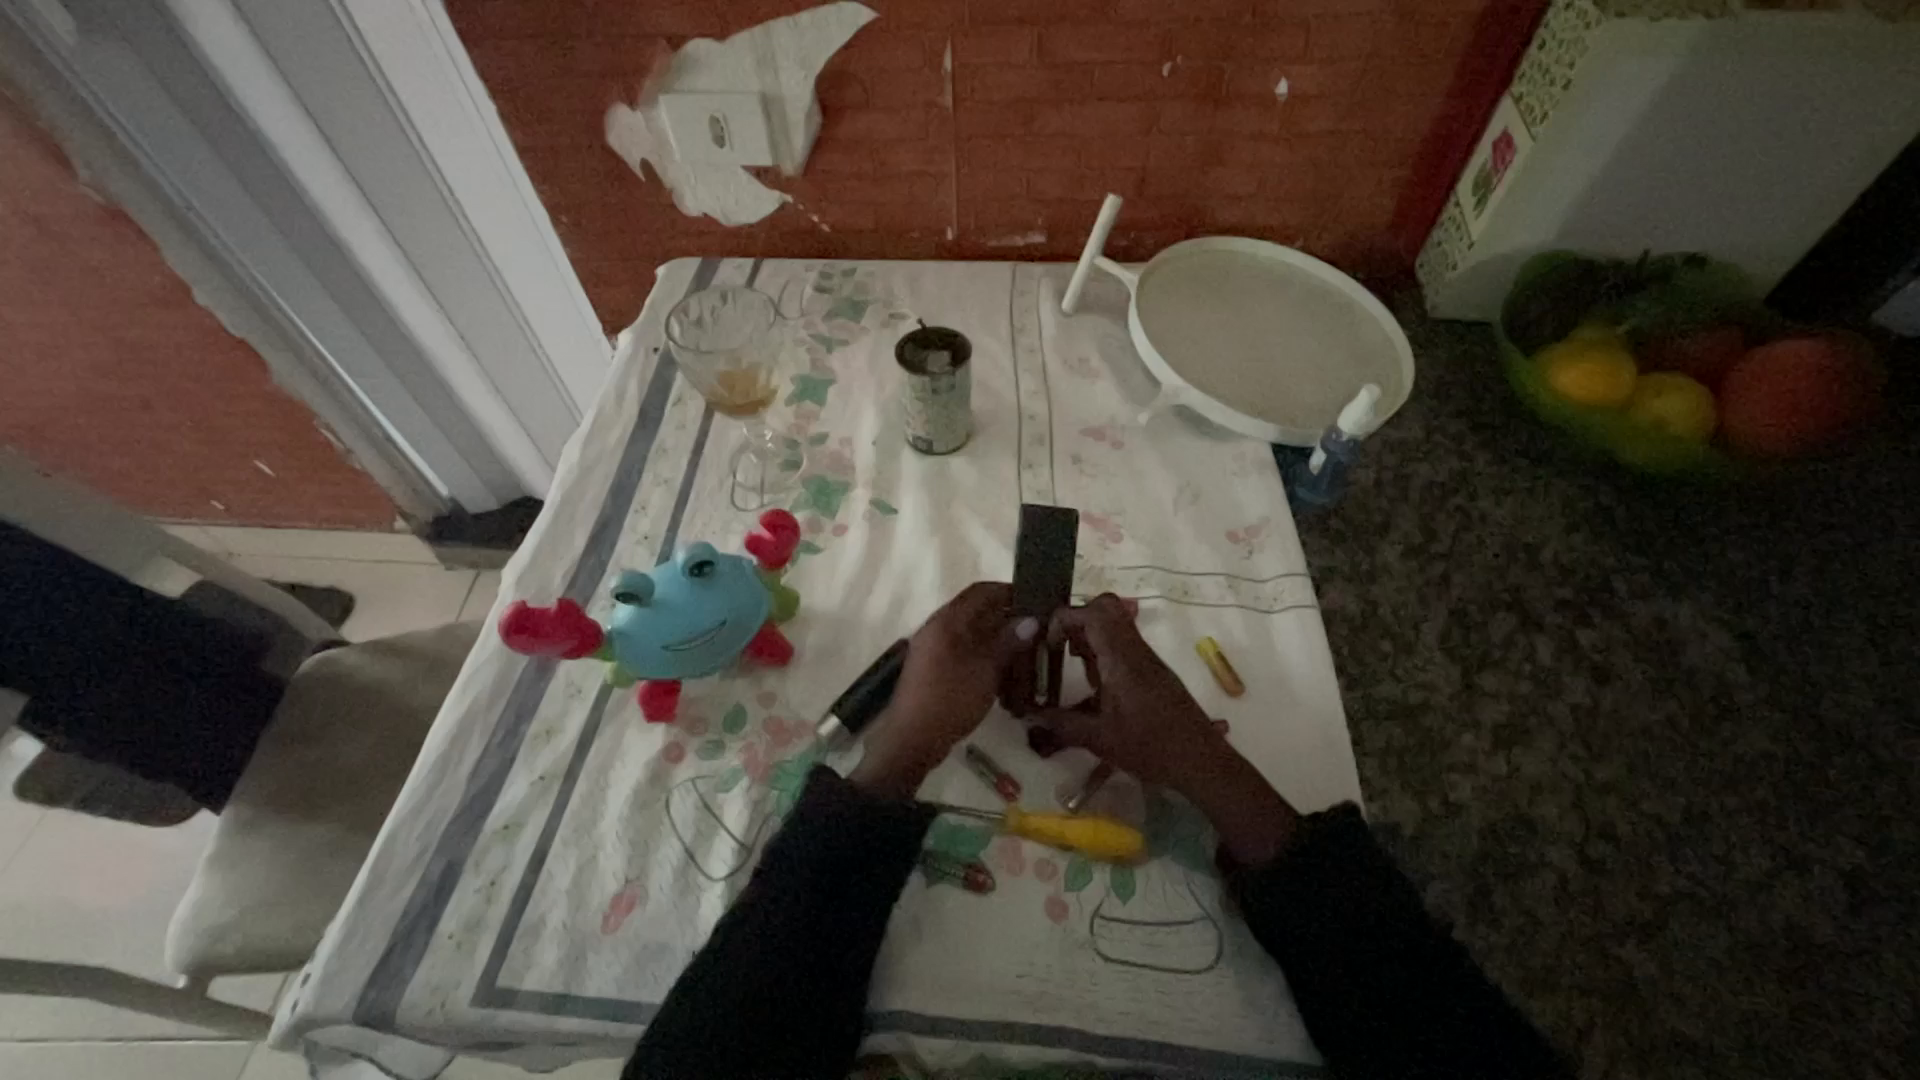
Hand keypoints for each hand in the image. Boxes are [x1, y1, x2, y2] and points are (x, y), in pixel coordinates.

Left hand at [848, 582, 1036, 797]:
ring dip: (998, 642)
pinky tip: (1005, 675)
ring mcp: (933, 651)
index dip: (1008, 591)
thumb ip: (1008, 641)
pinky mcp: (934, 671)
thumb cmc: (950, 699)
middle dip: (1007, 620)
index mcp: (946, 621)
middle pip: (977, 613)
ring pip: (972, 636)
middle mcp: (937, 629)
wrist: (912, 739)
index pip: (980, 592)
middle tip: (1037, 630)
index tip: (1035, 599)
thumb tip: (1030, 619)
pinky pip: (964, 654)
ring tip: (1026, 654)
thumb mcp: (986, 670)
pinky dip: (985, 659)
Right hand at [1035, 594, 1299, 863]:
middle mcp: (1136, 651)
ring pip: (1116, 625)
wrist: (1202, 762)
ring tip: (1071, 665)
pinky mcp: (1153, 672)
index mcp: (1122, 660)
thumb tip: (1031, 717)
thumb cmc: (1151, 748)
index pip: (1093, 614)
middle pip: (1107, 608)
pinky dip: (1104, 652)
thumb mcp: (1100, 740)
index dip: (1064, 619)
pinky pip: (1124, 646)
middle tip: (1060, 648)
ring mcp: (1147, 660)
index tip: (1048, 645)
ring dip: (1090, 636)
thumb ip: (1062, 726)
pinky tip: (1095, 686)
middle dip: (1077, 620)